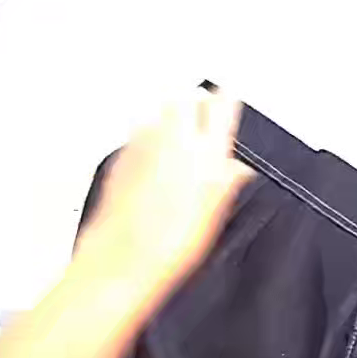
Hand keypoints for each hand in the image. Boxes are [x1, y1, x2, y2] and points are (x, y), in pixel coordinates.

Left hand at [74, 90, 251, 296]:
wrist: (121, 263)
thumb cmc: (168, 244)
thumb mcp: (214, 213)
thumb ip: (226, 180)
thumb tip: (236, 169)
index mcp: (206, 151)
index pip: (222, 105)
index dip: (227, 97)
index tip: (229, 93)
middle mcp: (174, 140)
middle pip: (187, 98)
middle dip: (195, 101)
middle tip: (202, 110)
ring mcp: (143, 145)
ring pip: (160, 111)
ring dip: (170, 116)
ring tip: (177, 134)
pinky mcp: (121, 157)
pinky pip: (139, 133)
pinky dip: (148, 137)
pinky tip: (153, 158)